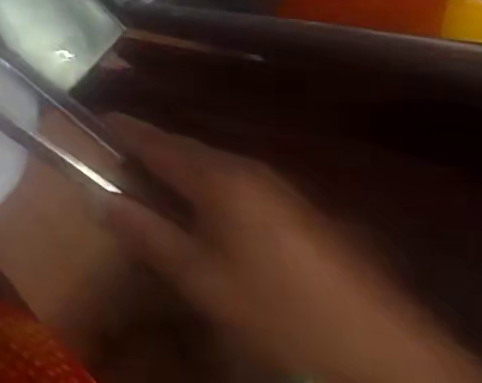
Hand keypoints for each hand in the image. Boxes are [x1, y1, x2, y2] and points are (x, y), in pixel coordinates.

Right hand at [101, 116, 481, 382]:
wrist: (394, 358)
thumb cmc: (280, 311)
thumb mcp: (202, 281)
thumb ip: (147, 235)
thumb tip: (100, 199)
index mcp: (217, 176)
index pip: (152, 138)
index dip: (118, 129)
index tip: (87, 123)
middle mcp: (248, 169)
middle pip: (184, 149)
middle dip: (147, 151)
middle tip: (113, 162)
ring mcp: (283, 189)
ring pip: (213, 168)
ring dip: (180, 173)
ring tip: (153, 190)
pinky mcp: (306, 214)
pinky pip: (240, 187)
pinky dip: (211, 192)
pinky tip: (208, 222)